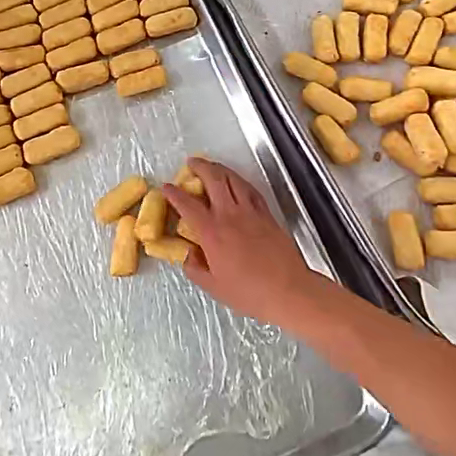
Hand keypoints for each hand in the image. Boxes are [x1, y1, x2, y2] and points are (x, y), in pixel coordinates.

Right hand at [161, 158, 344, 330]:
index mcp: (213, 232)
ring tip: (212, 166)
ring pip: (234, 179)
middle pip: (214, 180)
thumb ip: (195, 268)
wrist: (288, 290)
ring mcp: (251, 212)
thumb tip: (188, 255)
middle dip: (200, 167)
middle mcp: (230, 215)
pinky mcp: (267, 214)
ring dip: (220, 169)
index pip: (188, 205)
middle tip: (191, 163)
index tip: (166, 188)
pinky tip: (237, 182)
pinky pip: (250, 189)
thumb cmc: (250, 292)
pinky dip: (239, 181)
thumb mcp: (213, 286)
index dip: (174, 193)